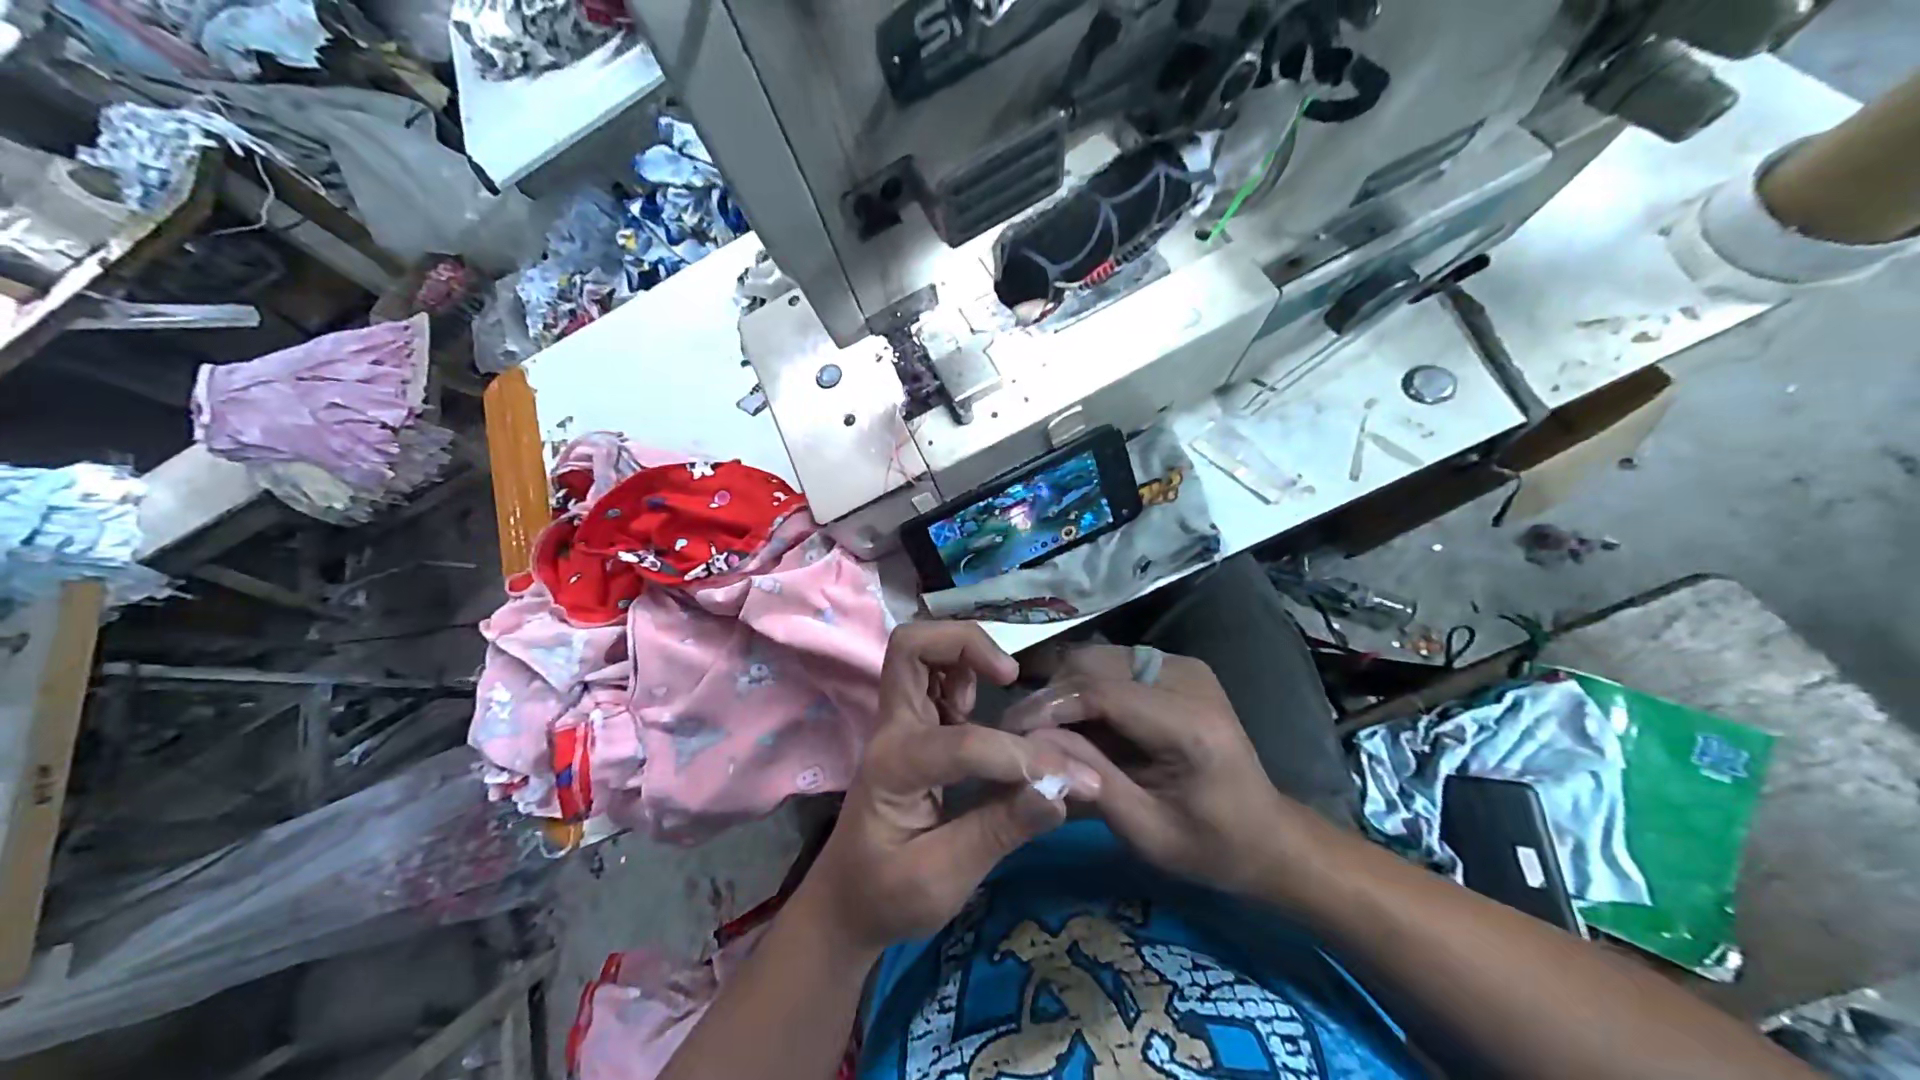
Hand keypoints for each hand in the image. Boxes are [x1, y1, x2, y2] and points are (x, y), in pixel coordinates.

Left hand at [798, 623, 1102, 952]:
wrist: (846, 902)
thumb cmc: (888, 896)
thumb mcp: (943, 879)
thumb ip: (1000, 831)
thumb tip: (1060, 791)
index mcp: (894, 768)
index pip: (962, 744)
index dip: (1020, 758)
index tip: (1071, 781)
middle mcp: (893, 732)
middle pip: (910, 648)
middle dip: (964, 644)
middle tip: (1009, 674)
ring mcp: (900, 725)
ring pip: (919, 652)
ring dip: (964, 652)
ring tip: (1004, 681)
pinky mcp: (914, 730)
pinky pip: (934, 676)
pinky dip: (965, 672)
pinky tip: (989, 700)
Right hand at [1002, 644, 1312, 895]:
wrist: (1267, 834)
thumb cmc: (1210, 847)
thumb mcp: (1146, 832)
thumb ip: (1090, 780)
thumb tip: (1033, 742)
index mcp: (1189, 725)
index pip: (1100, 692)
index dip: (1047, 707)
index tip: (1008, 732)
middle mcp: (1187, 678)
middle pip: (1094, 664)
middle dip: (1048, 694)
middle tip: (1016, 732)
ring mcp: (1182, 665)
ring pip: (1097, 657)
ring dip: (1062, 687)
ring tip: (1037, 726)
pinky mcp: (1174, 666)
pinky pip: (1111, 664)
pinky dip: (1082, 686)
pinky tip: (1069, 718)